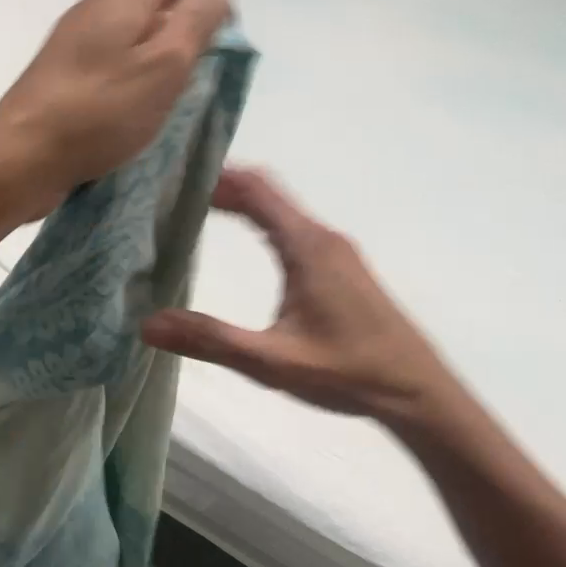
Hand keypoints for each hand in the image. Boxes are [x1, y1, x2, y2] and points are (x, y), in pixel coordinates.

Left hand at [0, 0, 231, 223]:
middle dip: (181, 44)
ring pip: (134, 45)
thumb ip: (199, 21)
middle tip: (182, 89)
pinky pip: (109, 73)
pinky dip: (125, 93)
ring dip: (154, 74)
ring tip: (154, 112)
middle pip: (159, 8)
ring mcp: (74, 43)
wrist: (19, 160)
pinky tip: (124, 124)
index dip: (207, 6)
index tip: (210, 54)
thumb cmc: (98, 112)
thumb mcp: (166, 64)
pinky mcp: (61, 78)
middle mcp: (96, 5)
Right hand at [141, 168, 457, 425]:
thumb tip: (146, 325)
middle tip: (172, 191)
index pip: (258, 191)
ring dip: (243, 203)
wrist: (419, 392)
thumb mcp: (271, 362)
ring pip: (282, 211)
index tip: (174, 174)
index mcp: (308, 248)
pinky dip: (261, 221)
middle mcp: (324, 239)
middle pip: (268, 194)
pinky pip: (294, 229)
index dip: (216, 176)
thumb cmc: (349, 373)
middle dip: (222, 186)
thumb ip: (210, 340)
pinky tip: (244, 241)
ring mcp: (338, 252)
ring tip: (197, 209)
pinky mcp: (343, 269)